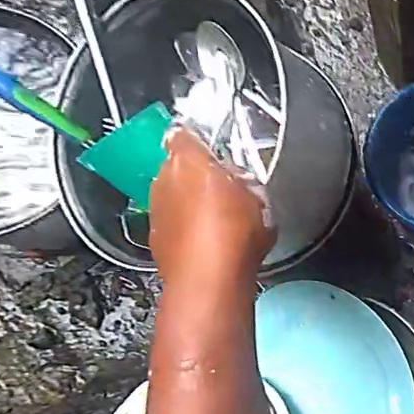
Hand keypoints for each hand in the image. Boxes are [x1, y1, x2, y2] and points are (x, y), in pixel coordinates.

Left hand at [149, 127, 273, 284]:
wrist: (208, 280)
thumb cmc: (236, 233)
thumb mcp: (257, 199)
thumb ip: (243, 182)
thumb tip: (236, 180)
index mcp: (188, 160)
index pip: (186, 134)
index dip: (202, 141)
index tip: (220, 153)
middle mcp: (163, 177)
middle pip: (180, 166)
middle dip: (199, 174)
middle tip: (228, 190)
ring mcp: (156, 207)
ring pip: (175, 194)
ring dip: (192, 201)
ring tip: (220, 219)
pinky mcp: (156, 235)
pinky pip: (175, 220)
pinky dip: (187, 225)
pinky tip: (208, 241)